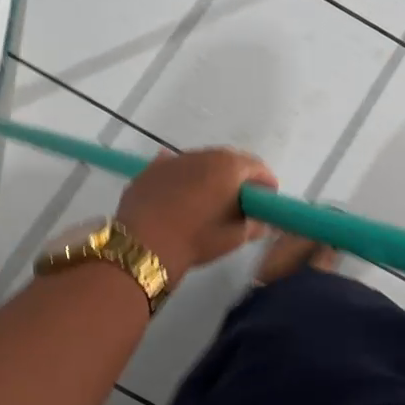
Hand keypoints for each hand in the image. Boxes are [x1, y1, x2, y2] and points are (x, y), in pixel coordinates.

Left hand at [114, 149, 276, 287]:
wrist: (139, 249)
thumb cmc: (195, 240)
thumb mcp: (233, 238)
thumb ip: (254, 226)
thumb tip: (262, 223)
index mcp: (230, 167)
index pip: (258, 168)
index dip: (266, 184)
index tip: (265, 202)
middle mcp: (205, 154)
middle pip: (230, 161)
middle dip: (237, 179)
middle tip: (237, 202)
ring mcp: (174, 160)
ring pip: (201, 163)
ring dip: (209, 177)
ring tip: (205, 201)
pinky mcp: (149, 171)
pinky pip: (172, 168)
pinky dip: (180, 177)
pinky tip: (178, 193)